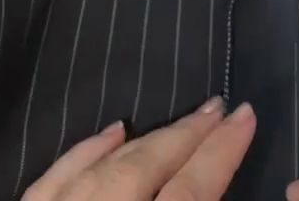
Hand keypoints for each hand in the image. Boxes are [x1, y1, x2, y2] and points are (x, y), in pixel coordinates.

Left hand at [23, 97, 256, 200]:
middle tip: (218, 106)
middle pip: (148, 168)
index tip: (244, 114)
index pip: (190, 191)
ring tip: (180, 119)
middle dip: (187, 135)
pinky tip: (111, 131)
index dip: (222, 151)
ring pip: (106, 167)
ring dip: (146, 139)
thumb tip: (216, 183)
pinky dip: (86, 151)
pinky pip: (54, 179)